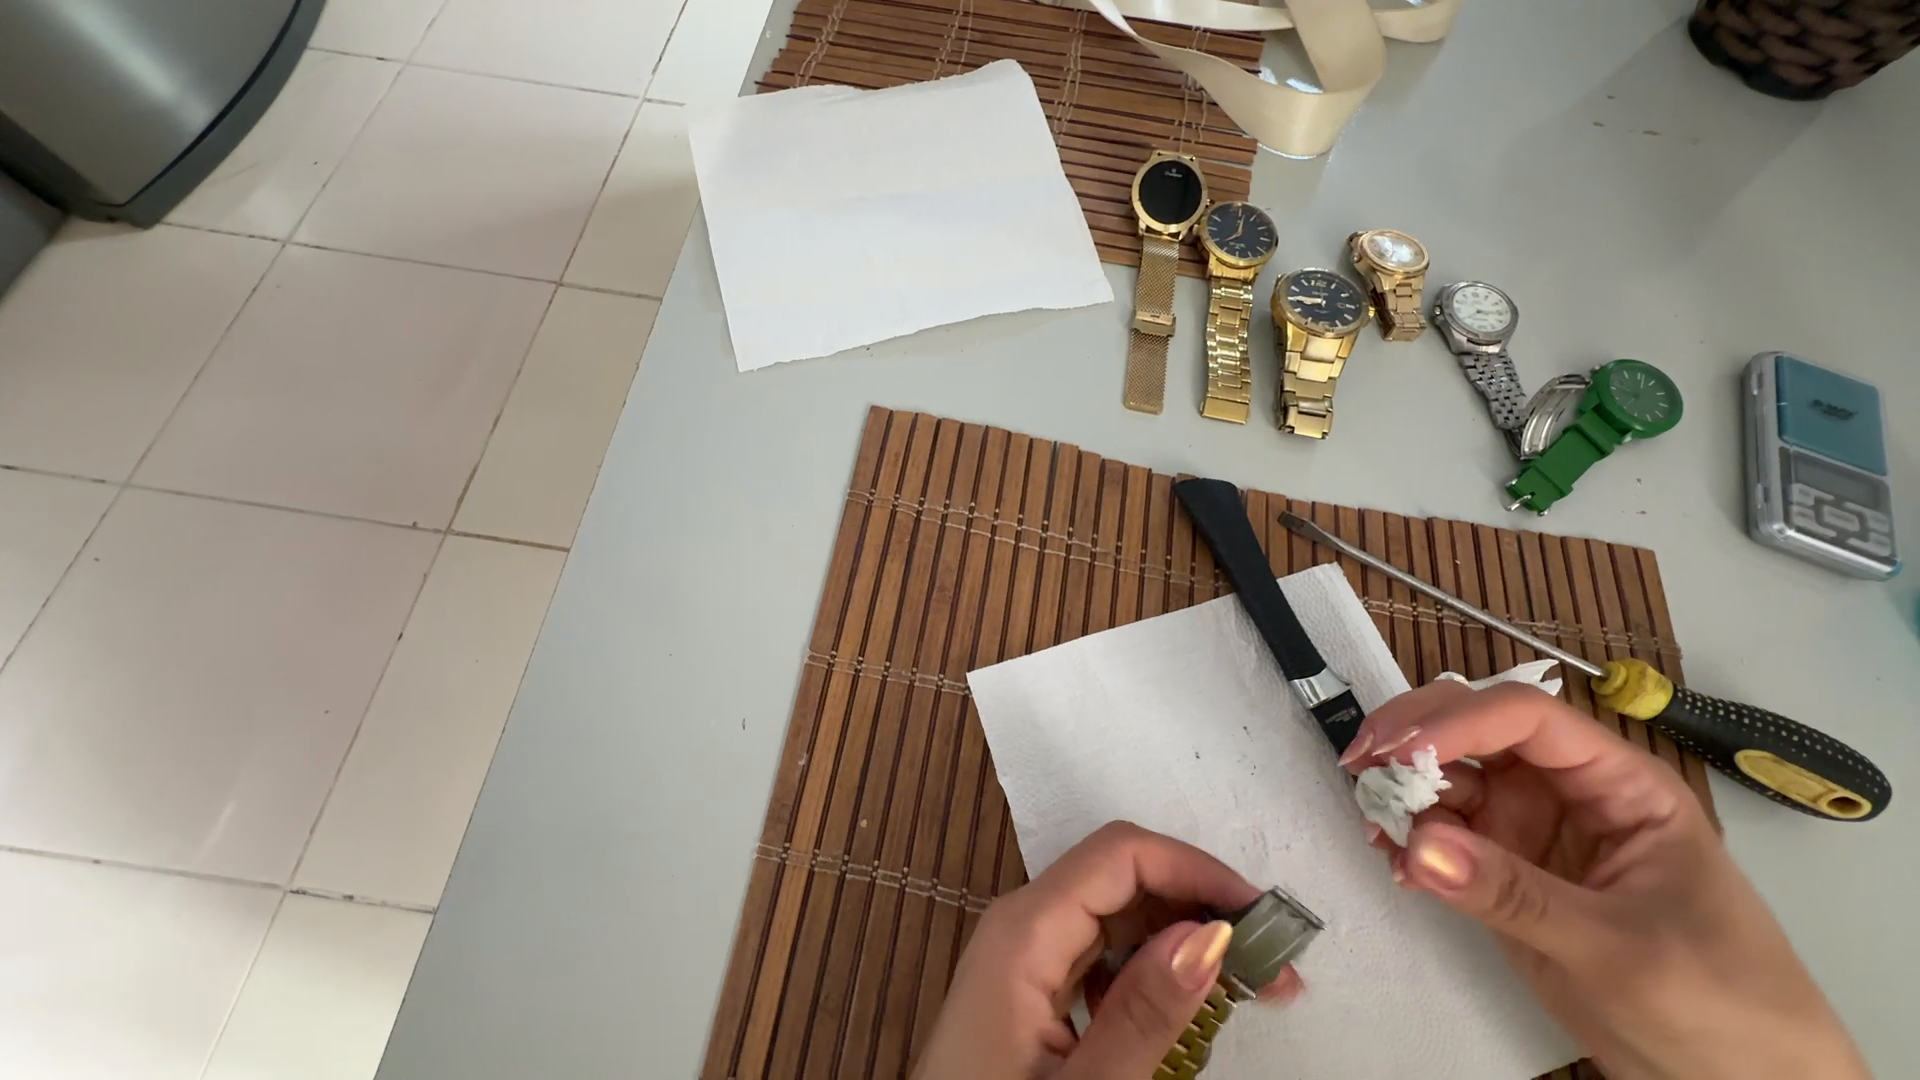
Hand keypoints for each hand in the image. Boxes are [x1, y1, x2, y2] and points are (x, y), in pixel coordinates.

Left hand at [912, 821, 1300, 1079]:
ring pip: (1114, 915)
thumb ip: (1145, 1012)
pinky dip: (1149, 970)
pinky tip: (1182, 1011)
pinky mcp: (1030, 986)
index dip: (1195, 869)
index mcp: (1025, 929)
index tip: (1264, 920)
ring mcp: (1023, 953)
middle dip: (1199, 907)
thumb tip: (1212, 932)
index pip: (1120, 855)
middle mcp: (1023, 923)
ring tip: (1246, 990)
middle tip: (1274, 969)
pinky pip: (1099, 954)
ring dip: (1181, 940)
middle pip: (1120, 878)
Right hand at [1346, 680, 1871, 1079]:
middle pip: (1474, 728)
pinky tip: (1394, 865)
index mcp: (1617, 784)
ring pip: (1445, 776)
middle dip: (1411, 738)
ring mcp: (1528, 827)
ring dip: (1400, 790)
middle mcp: (1564, 789)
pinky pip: (1438, 832)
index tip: (1395, 753)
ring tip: (1373, 828)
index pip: (1526, 719)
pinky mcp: (1499, 866)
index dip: (1457, 722)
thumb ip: (1514, 894)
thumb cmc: (1719, 1007)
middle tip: (1358, 766)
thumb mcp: (1621, 951)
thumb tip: (1417, 845)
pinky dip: (1406, 837)